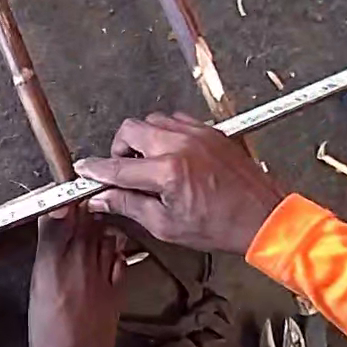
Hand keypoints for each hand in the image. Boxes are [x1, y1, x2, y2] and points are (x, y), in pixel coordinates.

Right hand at [73, 112, 285, 256]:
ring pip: (153, 121)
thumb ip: (130, 205)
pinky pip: (176, 121)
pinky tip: (171, 155)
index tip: (84, 170)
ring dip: (143, 139)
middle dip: (119, 148)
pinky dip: (166, 133)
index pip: (118, 166)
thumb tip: (103, 198)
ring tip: (150, 164)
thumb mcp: (167, 225)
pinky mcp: (209, 131)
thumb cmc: (220, 225)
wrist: (262, 216)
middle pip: (130, 129)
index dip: (96, 170)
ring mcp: (197, 134)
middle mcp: (181, 145)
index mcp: (168, 172)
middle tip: (123, 169)